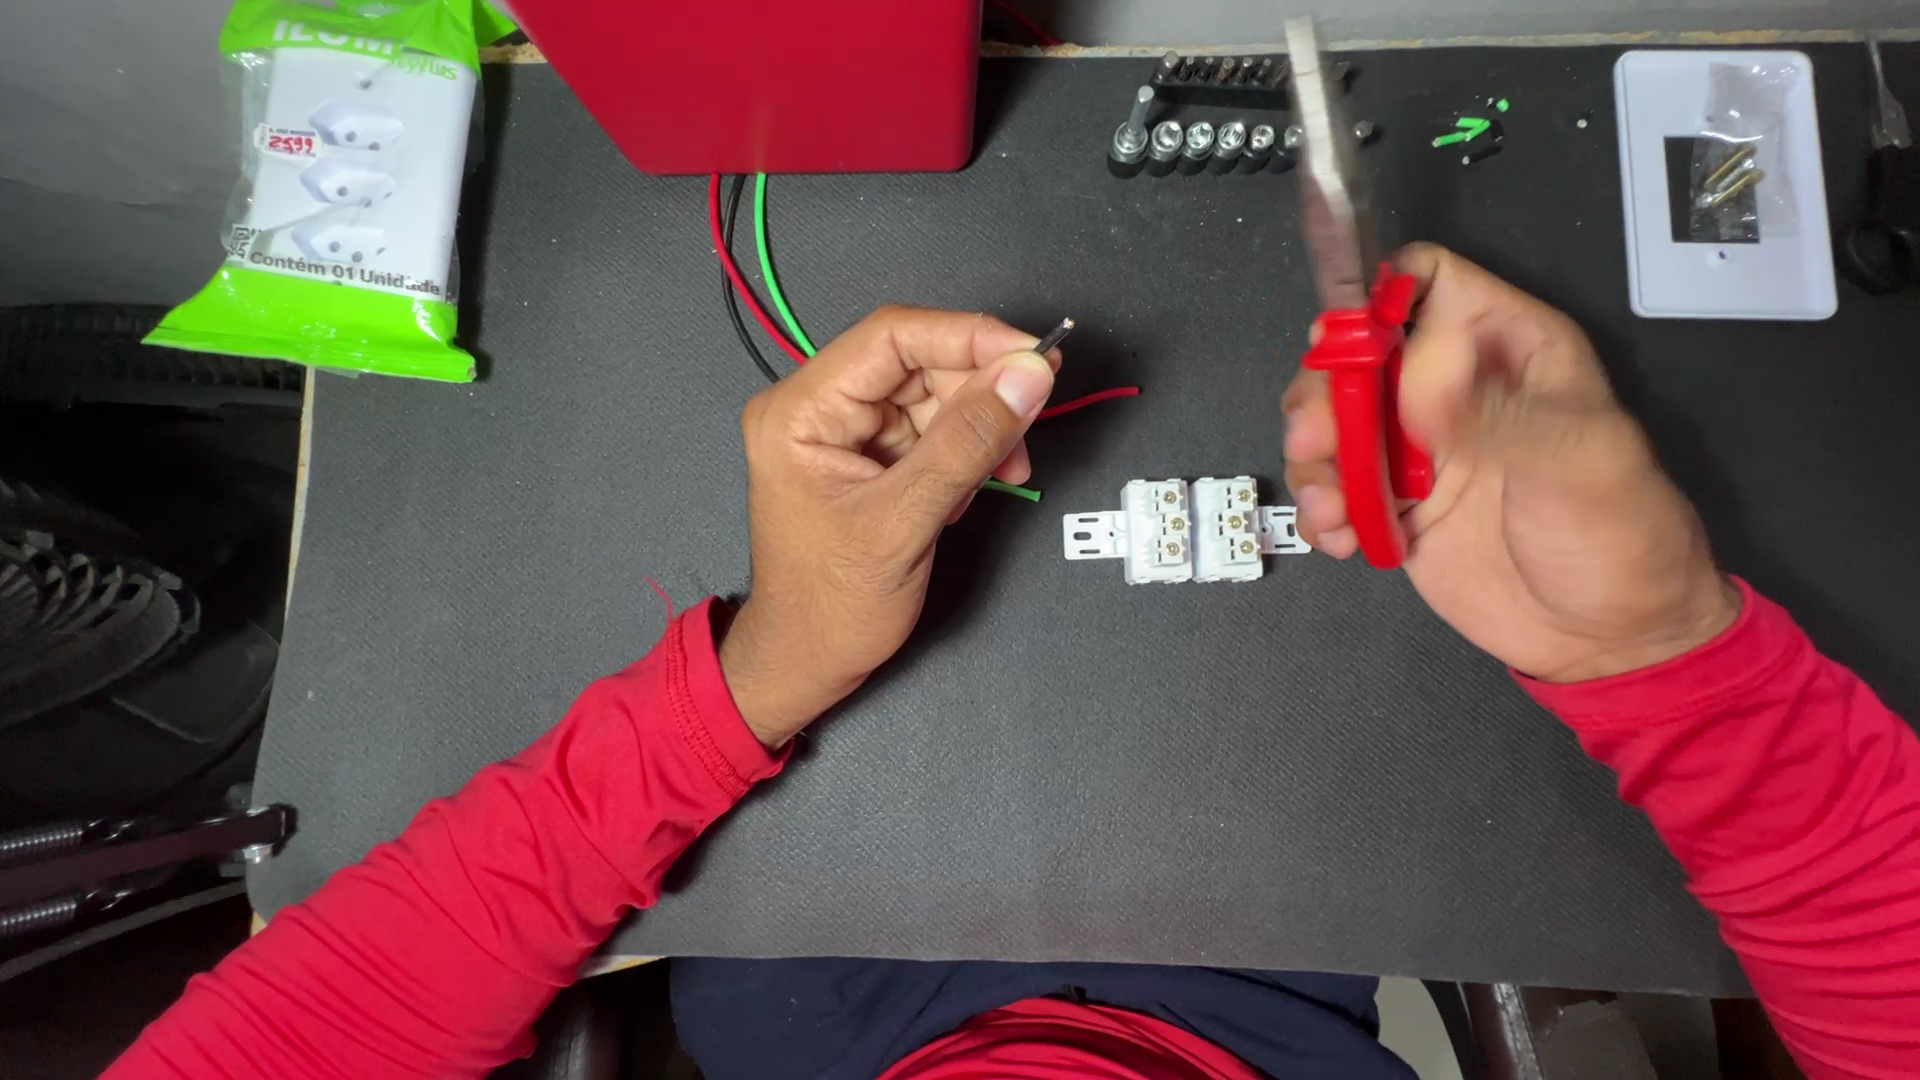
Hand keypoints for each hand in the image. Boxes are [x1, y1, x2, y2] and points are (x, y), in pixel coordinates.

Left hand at [720, 306, 1059, 746]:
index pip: (893, 338)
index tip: (1031, 355)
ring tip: (1004, 469)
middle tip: (1031, 417)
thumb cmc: (833, 606)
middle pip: (919, 364)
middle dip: (981, 390)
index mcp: (801, 412)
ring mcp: (848, 433)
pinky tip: (973, 487)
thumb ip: (967, 444)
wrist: (809, 659)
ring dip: (981, 428)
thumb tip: (1027, 374)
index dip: (968, 336)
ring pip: (935, 397)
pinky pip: (934, 432)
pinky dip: (968, 453)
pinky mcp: (873, 458)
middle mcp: (820, 409)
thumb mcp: (904, 522)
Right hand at [1282, 244, 1739, 682]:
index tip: (1344, 353)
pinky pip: (1325, 488)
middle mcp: (1445, 391)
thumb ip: (1497, 414)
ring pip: (1325, 425)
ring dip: (1312, 466)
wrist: (1602, 637)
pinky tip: (1343, 539)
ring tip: (1335, 511)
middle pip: (1347, 359)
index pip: (1423, 287)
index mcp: (1505, 351)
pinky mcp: (1384, 501)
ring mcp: (1408, 450)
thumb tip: (1420, 369)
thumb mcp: (1579, 466)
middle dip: (1320, 398)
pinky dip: (1318, 513)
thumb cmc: (1617, 540)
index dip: (1372, 303)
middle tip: (1318, 443)